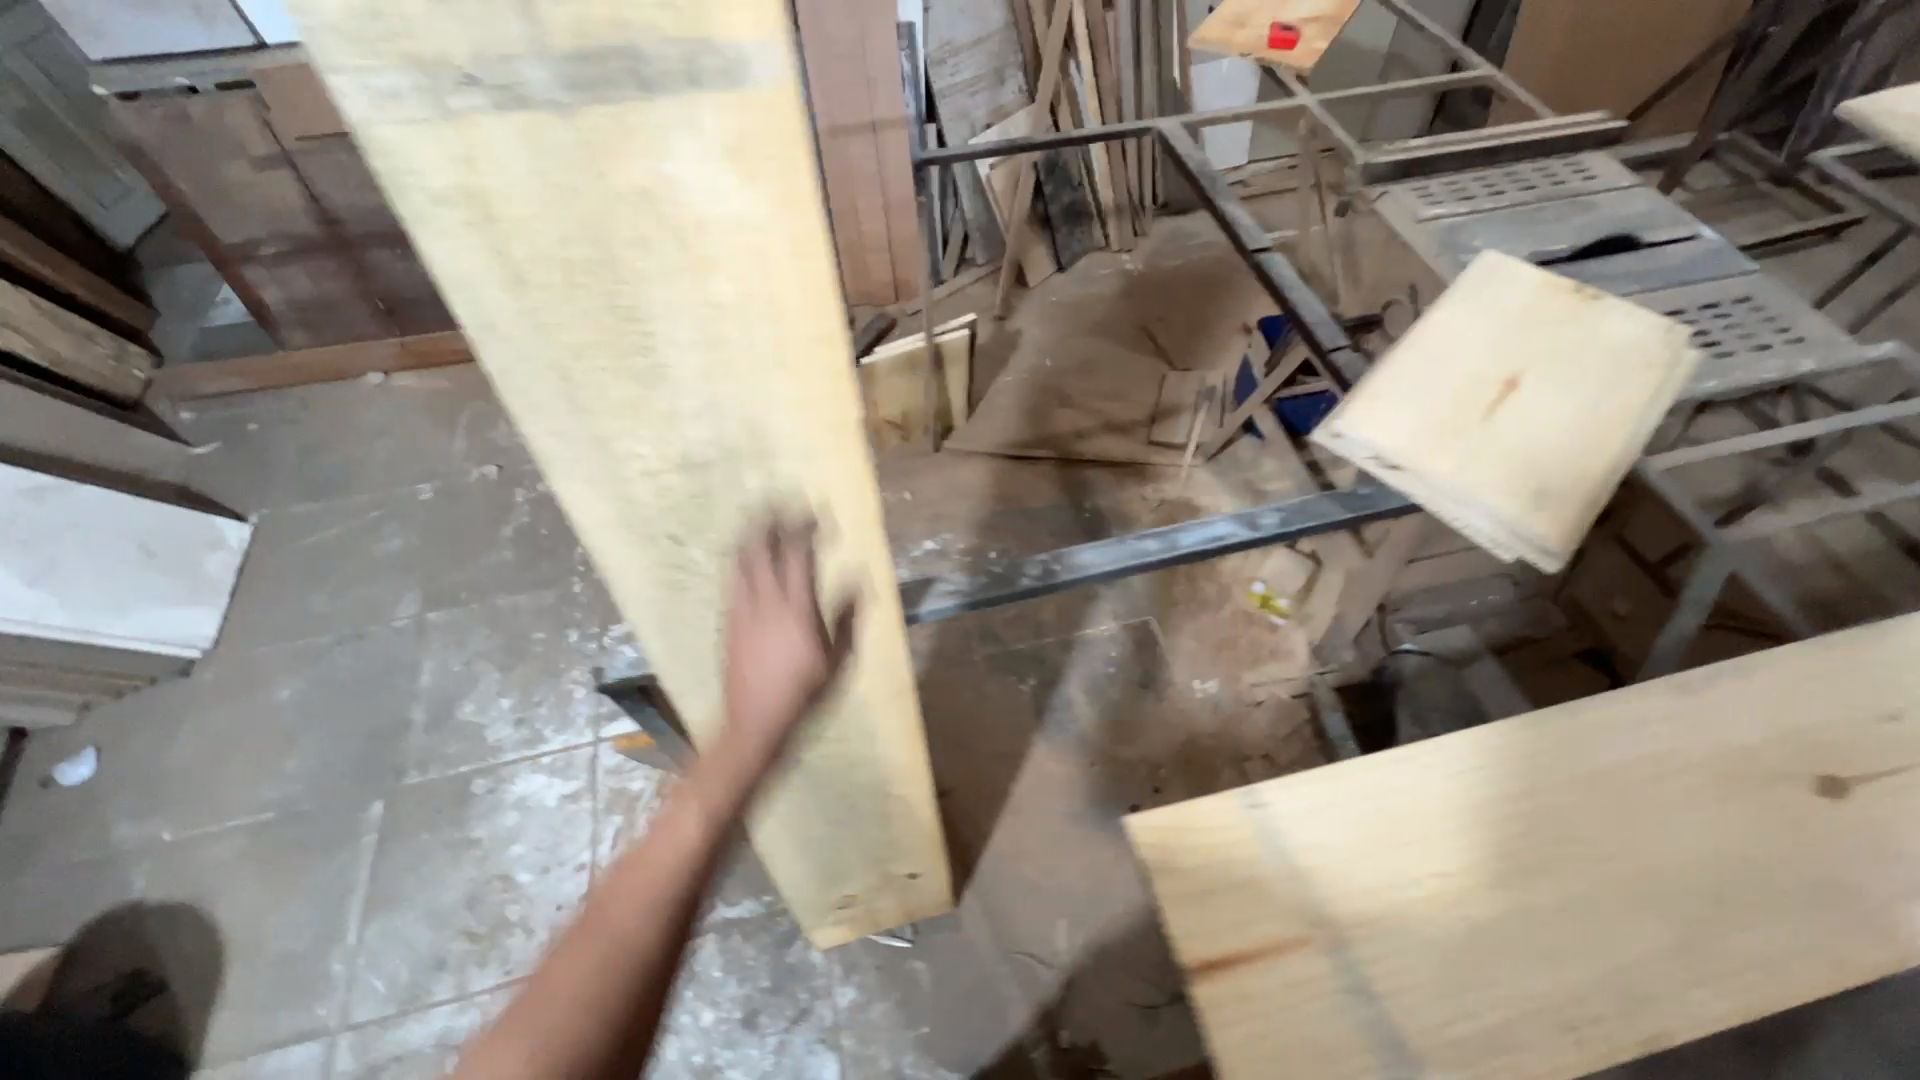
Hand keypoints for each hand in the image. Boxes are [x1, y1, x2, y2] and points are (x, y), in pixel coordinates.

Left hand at [720, 515, 858, 769]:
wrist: (753, 723)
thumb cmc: (804, 695)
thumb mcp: (838, 661)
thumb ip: (848, 617)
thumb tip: (858, 580)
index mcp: (796, 609)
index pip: (798, 554)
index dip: (806, 528)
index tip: (818, 515)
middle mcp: (764, 602)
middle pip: (761, 547)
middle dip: (772, 519)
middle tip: (784, 503)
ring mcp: (741, 610)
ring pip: (741, 559)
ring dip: (752, 534)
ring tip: (763, 520)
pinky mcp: (729, 621)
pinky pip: (732, 578)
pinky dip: (742, 559)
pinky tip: (749, 558)